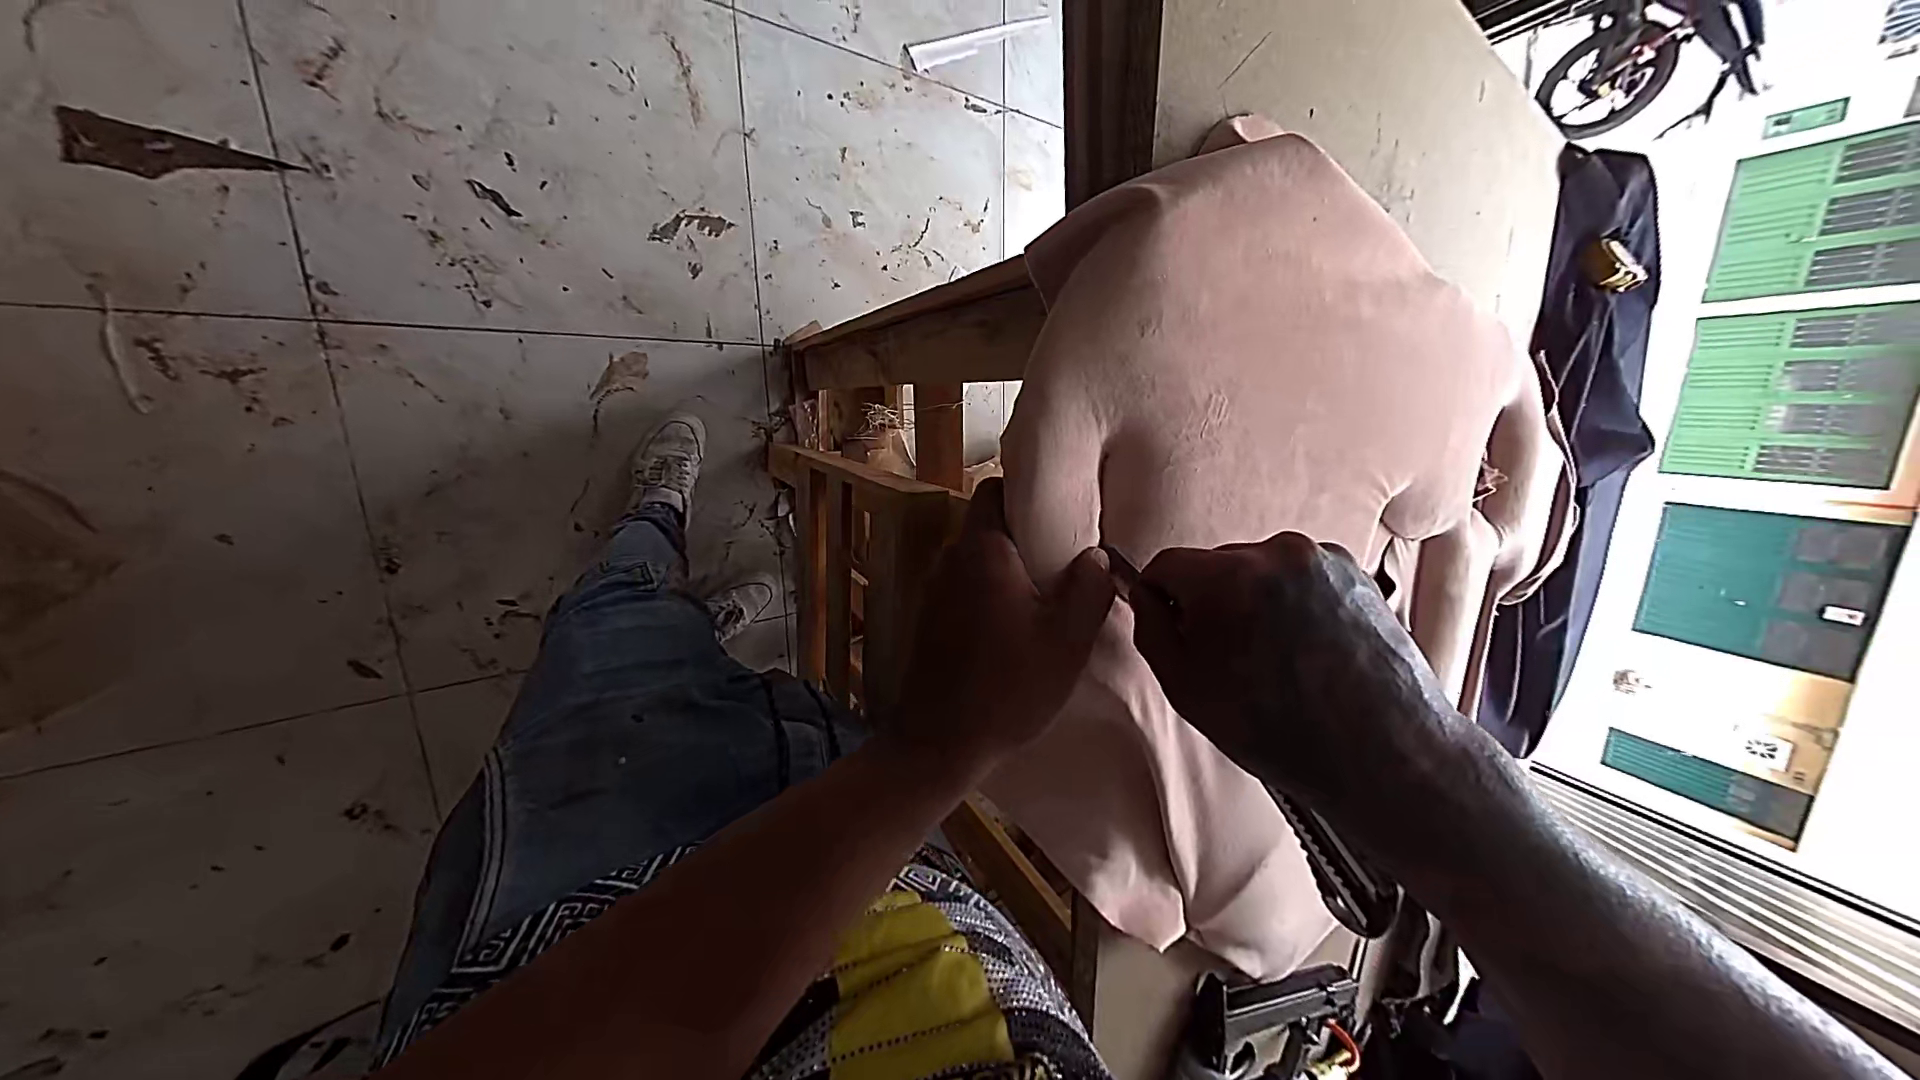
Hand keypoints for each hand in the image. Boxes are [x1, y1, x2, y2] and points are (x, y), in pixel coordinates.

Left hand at [891, 478, 1114, 775]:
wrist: (939, 742)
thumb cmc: (1007, 686)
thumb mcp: (1066, 639)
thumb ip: (1088, 587)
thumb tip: (1096, 555)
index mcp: (981, 550)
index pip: (995, 489)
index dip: (1027, 490)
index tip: (1061, 509)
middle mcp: (950, 560)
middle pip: (989, 525)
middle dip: (1027, 534)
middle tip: (1065, 557)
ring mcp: (934, 591)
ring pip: (979, 560)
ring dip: (1010, 568)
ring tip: (1047, 593)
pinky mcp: (930, 620)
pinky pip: (966, 588)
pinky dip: (991, 593)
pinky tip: (1015, 625)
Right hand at [1129, 532, 1467, 843]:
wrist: (1384, 752)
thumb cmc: (1284, 728)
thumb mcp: (1185, 687)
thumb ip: (1151, 627)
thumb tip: (1147, 596)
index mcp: (1226, 579)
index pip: (1165, 564)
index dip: (1159, 597)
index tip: (1170, 623)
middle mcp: (1274, 553)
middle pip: (1212, 565)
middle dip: (1209, 601)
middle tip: (1226, 654)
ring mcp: (1320, 559)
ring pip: (1254, 570)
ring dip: (1250, 600)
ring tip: (1272, 657)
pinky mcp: (1352, 570)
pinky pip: (1295, 575)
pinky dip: (1289, 601)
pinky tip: (1301, 647)